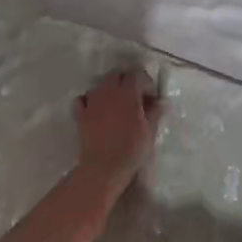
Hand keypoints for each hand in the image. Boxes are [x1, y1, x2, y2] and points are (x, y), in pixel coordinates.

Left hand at [73, 67, 160, 192]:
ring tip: (116, 104)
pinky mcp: (80, 114)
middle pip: (116, 74)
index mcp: (128, 93)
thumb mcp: (150, 130)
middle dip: (126, 80)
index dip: (146, 83)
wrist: (104, 167)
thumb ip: (155, 112)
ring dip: (109, 89)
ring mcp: (92, 101)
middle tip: (135, 97)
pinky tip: (95, 110)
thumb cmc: (131, 148)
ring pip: (100, 84)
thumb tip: (160, 101)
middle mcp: (108, 91)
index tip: (151, 98)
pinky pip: (83, 99)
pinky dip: (89, 100)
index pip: (137, 75)